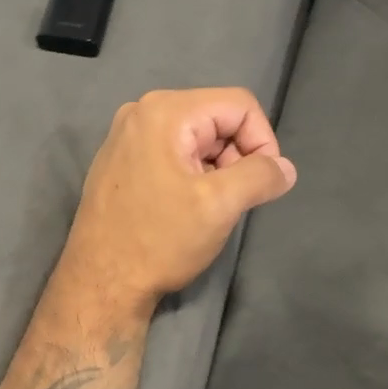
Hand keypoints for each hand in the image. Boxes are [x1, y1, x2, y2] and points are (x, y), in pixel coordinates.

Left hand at [59, 88, 296, 307]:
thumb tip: (286, 169)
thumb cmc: (160, 241)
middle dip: (237, 158)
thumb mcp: (220, 206)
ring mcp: (127, 138)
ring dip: (217, 171)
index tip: (264, 184)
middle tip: (234, 202)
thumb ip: (260, 177)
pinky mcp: (122, 163)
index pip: (240, 105)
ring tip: (210, 210)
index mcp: (166, 111)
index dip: (263, 142)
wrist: (101, 283)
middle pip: (217, 119)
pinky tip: (186, 211)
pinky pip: (173, 155)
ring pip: (197, 140)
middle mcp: (142, 113)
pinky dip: (193, 177)